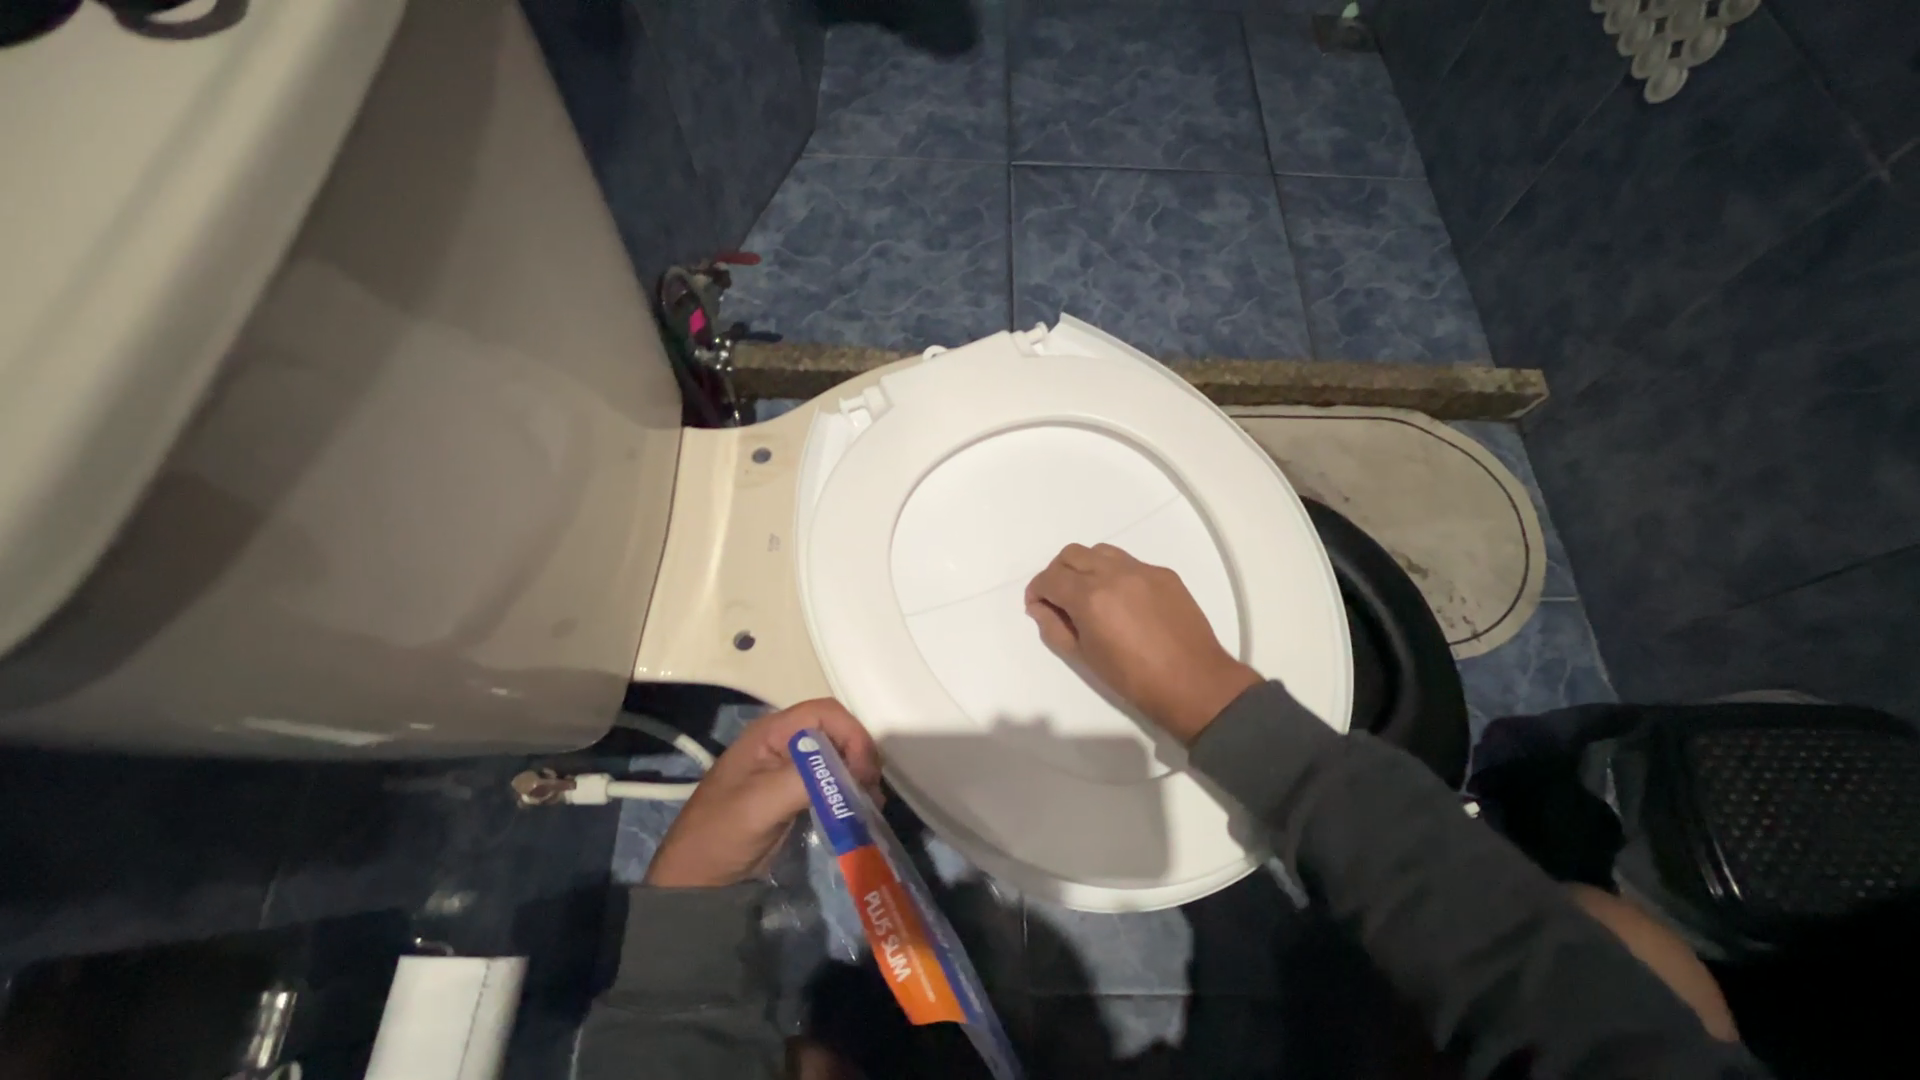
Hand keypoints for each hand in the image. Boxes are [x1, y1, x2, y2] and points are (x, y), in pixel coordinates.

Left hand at [644, 699, 879, 888]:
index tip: (864, 772)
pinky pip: (831, 781)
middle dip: (859, 756)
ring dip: (857, 776)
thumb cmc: (721, 834)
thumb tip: (853, 772)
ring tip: (868, 805)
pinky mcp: (795, 793)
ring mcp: (789, 769)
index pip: (825, 713)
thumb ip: (805, 779)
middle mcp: (783, 743)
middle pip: (836, 732)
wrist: (697, 881)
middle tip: (870, 793)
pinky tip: (857, 811)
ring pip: (838, 757)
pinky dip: (849, 791)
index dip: (851, 735)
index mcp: (770, 733)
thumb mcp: (761, 803)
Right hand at [1025, 543, 1261, 742]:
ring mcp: (1142, 570)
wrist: (1193, 682)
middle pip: (1071, 554)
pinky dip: (1115, 574)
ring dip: (1086, 567)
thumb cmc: (1133, 679)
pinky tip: (1124, 601)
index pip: (1050, 578)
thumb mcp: (1084, 658)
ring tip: (1091, 595)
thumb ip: (1054, 627)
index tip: (1038, 606)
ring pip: (1101, 551)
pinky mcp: (1164, 574)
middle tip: (1060, 599)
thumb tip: (1040, 608)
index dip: (1037, 591)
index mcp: (1090, 597)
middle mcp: (1114, 574)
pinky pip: (1130, 563)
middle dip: (1058, 573)